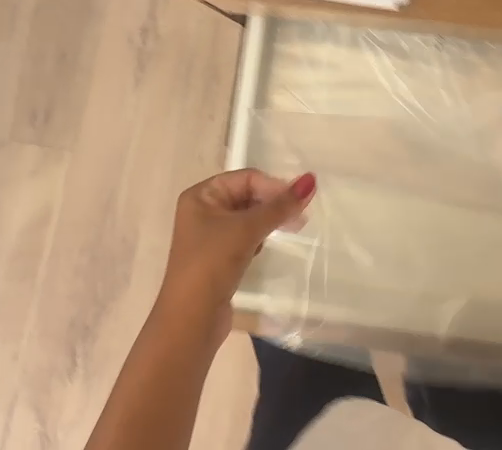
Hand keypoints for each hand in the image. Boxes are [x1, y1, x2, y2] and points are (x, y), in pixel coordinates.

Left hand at [154, 169, 315, 343]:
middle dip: (273, 203)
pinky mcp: (217, 257)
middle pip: (247, 195)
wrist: (190, 321)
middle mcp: (202, 210)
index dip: (273, 186)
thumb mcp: (247, 230)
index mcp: (201, 195)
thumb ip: (280, 206)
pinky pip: (244, 236)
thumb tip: (311, 180)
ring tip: (291, 228)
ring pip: (247, 217)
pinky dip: (258, 237)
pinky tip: (266, 247)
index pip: (245, 178)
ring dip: (268, 220)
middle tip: (301, 216)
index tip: (299, 202)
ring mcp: (209, 235)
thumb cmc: (212, 264)